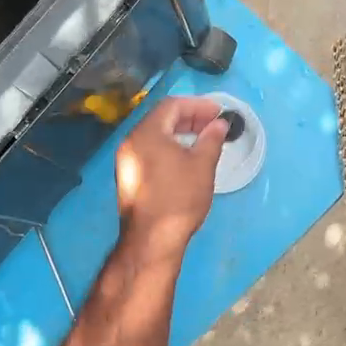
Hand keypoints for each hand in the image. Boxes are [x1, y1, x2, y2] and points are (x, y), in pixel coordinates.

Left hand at [114, 95, 226, 259]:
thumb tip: (219, 124)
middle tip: (212, 125)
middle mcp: (131, 142)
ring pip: (155, 136)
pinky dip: (168, 148)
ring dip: (179, 133)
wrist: (151, 240)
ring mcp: (127, 161)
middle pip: (161, 119)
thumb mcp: (202, 165)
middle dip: (189, 118)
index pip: (171, 106)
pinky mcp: (129, 177)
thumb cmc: (179, 198)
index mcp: (146, 133)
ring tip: (203, 140)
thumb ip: (211, 139)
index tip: (218, 113)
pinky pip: (150, 151)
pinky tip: (185, 158)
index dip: (198, 106)